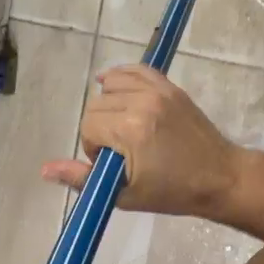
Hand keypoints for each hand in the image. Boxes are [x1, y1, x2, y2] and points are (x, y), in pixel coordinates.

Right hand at [40, 65, 246, 218]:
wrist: (219, 176)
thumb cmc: (172, 192)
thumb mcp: (124, 194)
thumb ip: (82, 179)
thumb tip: (44, 170)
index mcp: (130, 130)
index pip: (88, 126)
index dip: (95, 148)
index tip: (113, 164)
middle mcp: (141, 103)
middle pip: (96, 105)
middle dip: (100, 128)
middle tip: (121, 151)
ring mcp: (158, 91)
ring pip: (111, 85)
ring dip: (110, 105)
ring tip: (125, 127)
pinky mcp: (169, 86)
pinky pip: (135, 69)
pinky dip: (121, 76)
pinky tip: (114, 86)